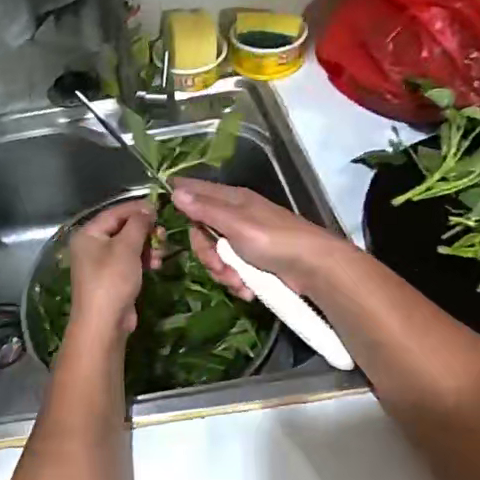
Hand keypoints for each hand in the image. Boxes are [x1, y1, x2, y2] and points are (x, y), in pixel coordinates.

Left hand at [65, 199, 156, 336]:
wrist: (104, 323)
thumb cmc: (112, 279)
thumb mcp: (126, 247)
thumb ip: (138, 224)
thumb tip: (147, 208)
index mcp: (88, 234)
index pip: (114, 212)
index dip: (137, 208)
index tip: (158, 207)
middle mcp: (91, 246)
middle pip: (122, 229)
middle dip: (144, 230)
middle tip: (163, 233)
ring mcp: (101, 264)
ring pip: (128, 246)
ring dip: (147, 246)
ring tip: (161, 252)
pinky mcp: (112, 278)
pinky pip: (130, 262)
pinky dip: (143, 260)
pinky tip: (156, 264)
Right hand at [171, 178, 349, 299]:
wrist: (314, 268)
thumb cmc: (274, 240)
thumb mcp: (235, 224)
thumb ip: (205, 210)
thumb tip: (175, 191)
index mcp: (232, 200)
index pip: (196, 191)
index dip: (181, 200)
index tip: (166, 210)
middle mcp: (236, 216)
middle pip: (202, 232)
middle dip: (207, 254)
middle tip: (219, 265)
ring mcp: (245, 240)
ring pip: (216, 256)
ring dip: (223, 272)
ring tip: (238, 281)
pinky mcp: (254, 262)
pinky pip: (232, 270)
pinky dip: (237, 281)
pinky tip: (247, 289)